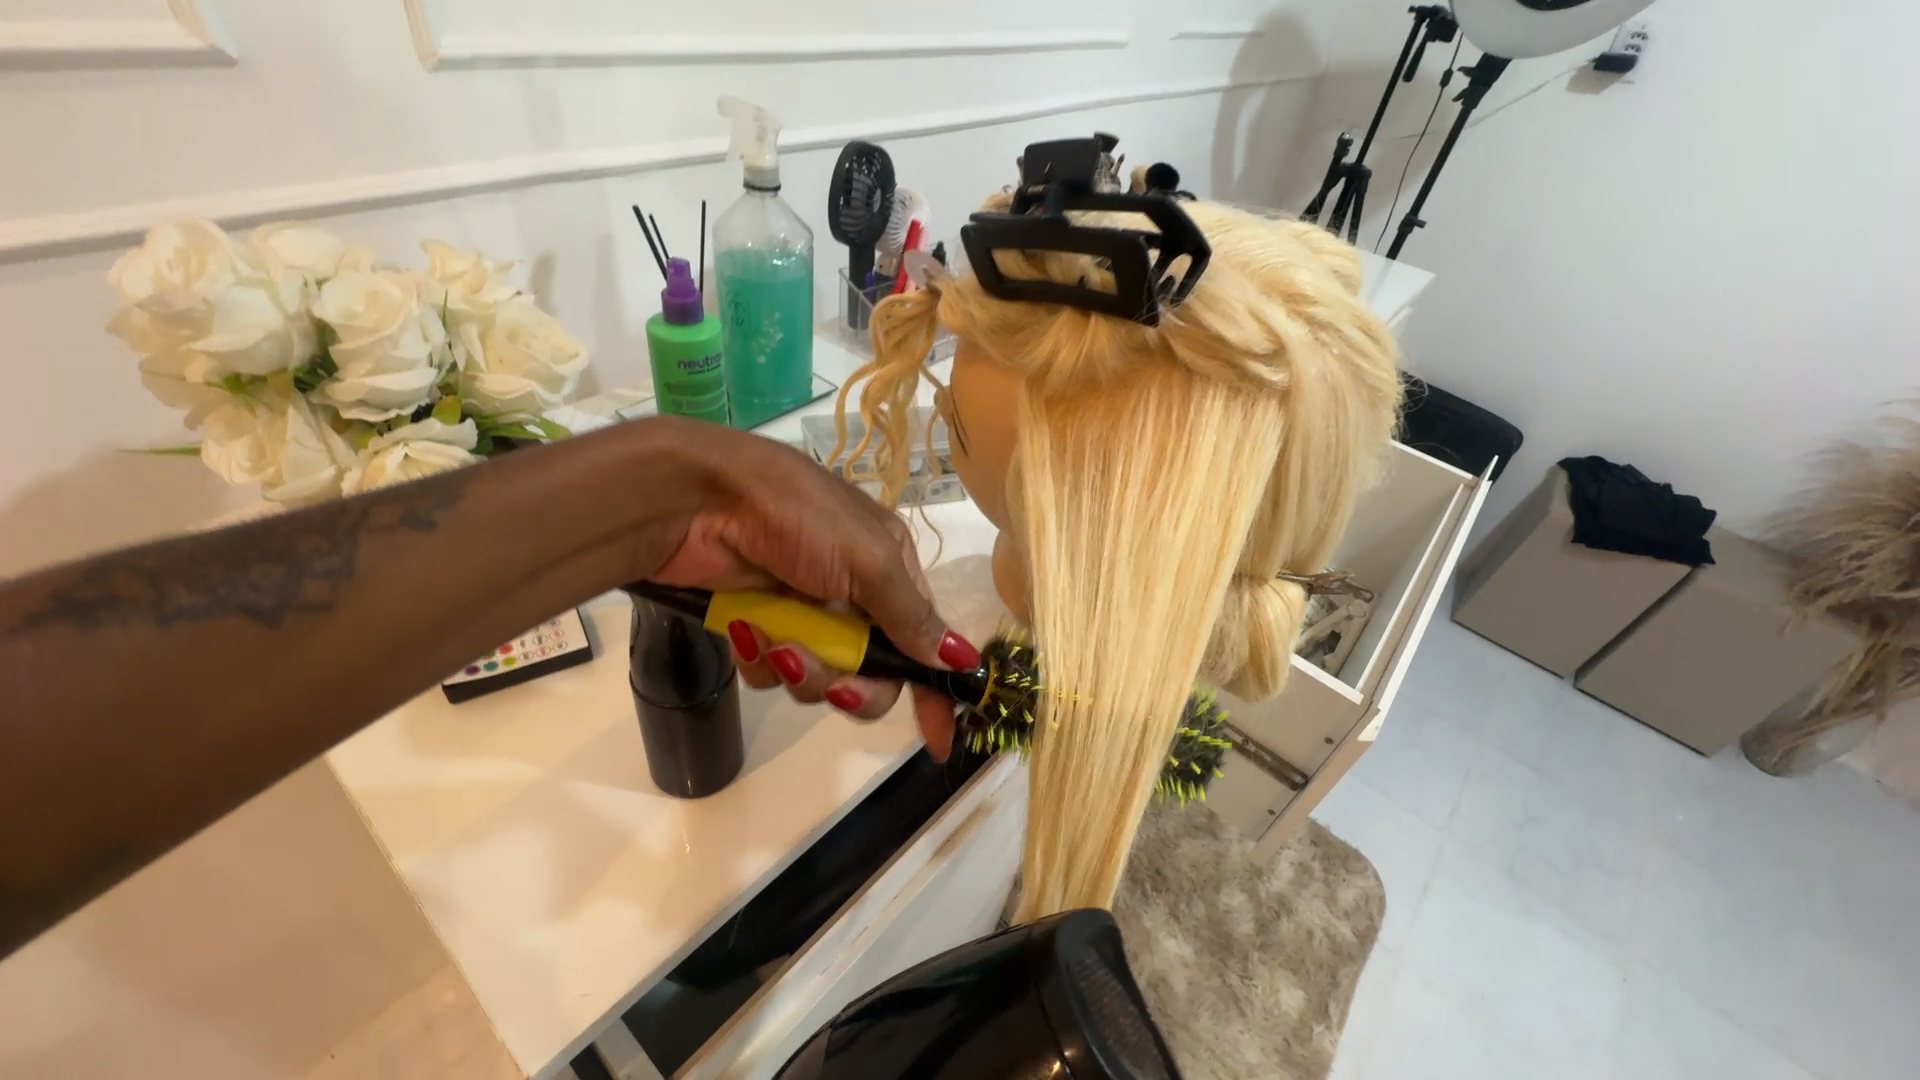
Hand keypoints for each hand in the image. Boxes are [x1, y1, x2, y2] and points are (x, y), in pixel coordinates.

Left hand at [643, 419, 979, 759]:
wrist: (698, 497)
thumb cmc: (796, 516)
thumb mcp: (867, 558)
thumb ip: (911, 616)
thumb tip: (961, 661)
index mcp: (889, 568)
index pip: (923, 639)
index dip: (934, 690)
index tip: (939, 741)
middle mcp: (852, 595)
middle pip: (872, 672)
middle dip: (854, 687)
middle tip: (835, 689)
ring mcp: (803, 612)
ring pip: (819, 678)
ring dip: (800, 670)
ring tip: (774, 643)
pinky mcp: (758, 625)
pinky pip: (772, 672)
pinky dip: (760, 657)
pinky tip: (743, 630)